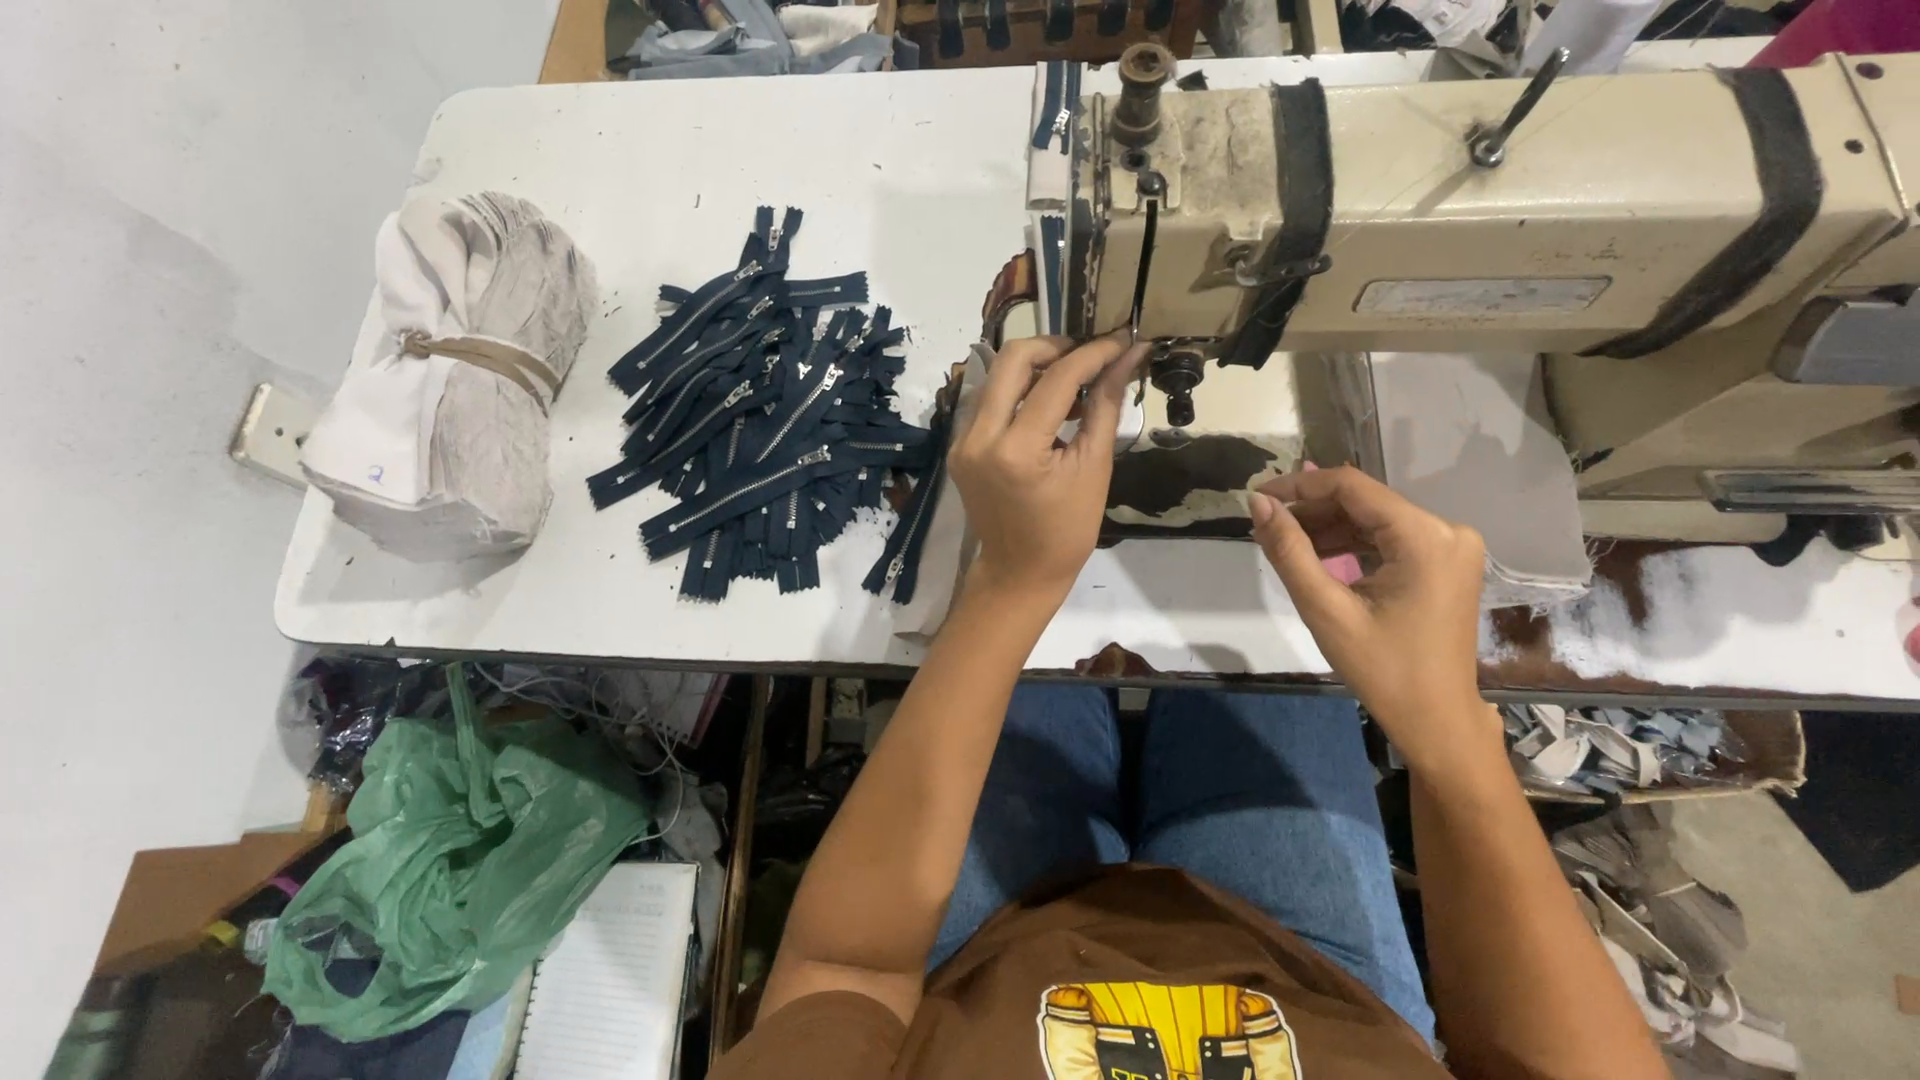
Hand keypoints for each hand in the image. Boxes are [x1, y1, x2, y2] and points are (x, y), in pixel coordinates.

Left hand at [949, 334, 1147, 606]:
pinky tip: (1049, 406)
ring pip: (996, 376)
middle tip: (1090, 355)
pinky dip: (1019, 393)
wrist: (1019, 572)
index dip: (1093, 353)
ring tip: (1075, 382)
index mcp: (1016, 450)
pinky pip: (988, 401)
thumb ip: (1106, 405)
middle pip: (1012, 359)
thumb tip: (1130, 355)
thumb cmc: (1066, 530)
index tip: (1122, 340)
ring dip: (1036, 368)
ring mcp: (962, 441)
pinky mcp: (958, 446)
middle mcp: (978, 438)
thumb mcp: (1094, 467)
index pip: (1056, 380)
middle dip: (1055, 347)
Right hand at [1248, 466, 1492, 768]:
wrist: (1436, 717)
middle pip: (1365, 501)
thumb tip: (1258, 503)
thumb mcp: (1325, 609)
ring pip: (1375, 518)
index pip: (1352, 487)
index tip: (1257, 497)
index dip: (1300, 486)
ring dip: (1328, 527)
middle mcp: (1447, 529)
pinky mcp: (1446, 560)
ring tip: (1283, 543)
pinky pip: (1390, 537)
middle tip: (1265, 527)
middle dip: (1311, 510)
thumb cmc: (1382, 668)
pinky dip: (1352, 543)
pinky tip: (1317, 555)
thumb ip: (1289, 551)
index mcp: (1426, 536)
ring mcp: (1451, 545)